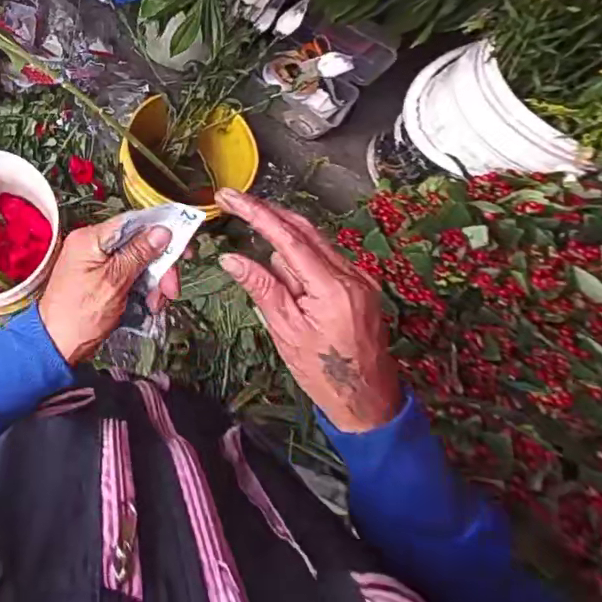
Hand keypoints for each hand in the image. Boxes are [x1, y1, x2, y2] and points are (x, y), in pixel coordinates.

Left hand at [38, 215, 178, 365]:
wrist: (55, 348)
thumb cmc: (80, 316)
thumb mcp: (115, 282)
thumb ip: (138, 254)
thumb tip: (161, 230)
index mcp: (90, 238)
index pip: (132, 222)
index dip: (160, 230)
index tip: (182, 242)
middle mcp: (92, 244)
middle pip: (138, 243)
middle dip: (159, 265)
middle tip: (171, 288)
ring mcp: (95, 262)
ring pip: (136, 261)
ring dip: (153, 281)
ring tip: (158, 303)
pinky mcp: (99, 278)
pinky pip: (128, 274)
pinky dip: (142, 288)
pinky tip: (149, 304)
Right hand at [216, 188, 403, 432]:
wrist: (369, 403)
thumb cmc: (324, 375)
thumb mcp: (286, 332)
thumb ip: (262, 288)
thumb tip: (232, 258)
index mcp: (331, 287)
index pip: (288, 238)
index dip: (256, 213)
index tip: (231, 198)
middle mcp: (351, 273)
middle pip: (303, 228)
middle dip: (268, 214)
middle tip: (235, 203)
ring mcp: (360, 276)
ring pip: (314, 242)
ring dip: (285, 246)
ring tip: (280, 291)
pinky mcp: (360, 283)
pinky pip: (325, 258)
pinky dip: (302, 261)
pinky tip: (293, 288)